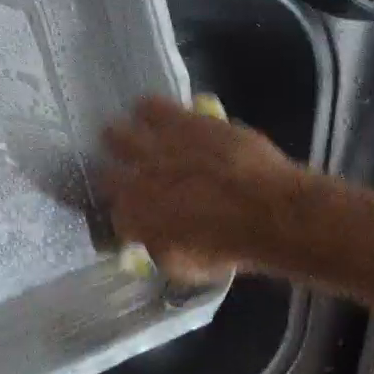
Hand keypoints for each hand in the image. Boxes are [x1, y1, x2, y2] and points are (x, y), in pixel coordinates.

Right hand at [102, 96, 319, 283]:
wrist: (270, 211)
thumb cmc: (226, 248)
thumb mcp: (182, 265)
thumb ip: (158, 247)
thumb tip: (152, 239)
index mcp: (133, 216)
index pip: (111, 210)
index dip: (119, 210)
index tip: (128, 211)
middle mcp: (135, 179)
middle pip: (103, 168)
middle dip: (110, 171)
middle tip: (121, 169)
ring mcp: (158, 147)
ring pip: (118, 133)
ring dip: (120, 136)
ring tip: (128, 135)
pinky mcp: (185, 122)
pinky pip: (154, 107)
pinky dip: (148, 110)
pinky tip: (148, 109)